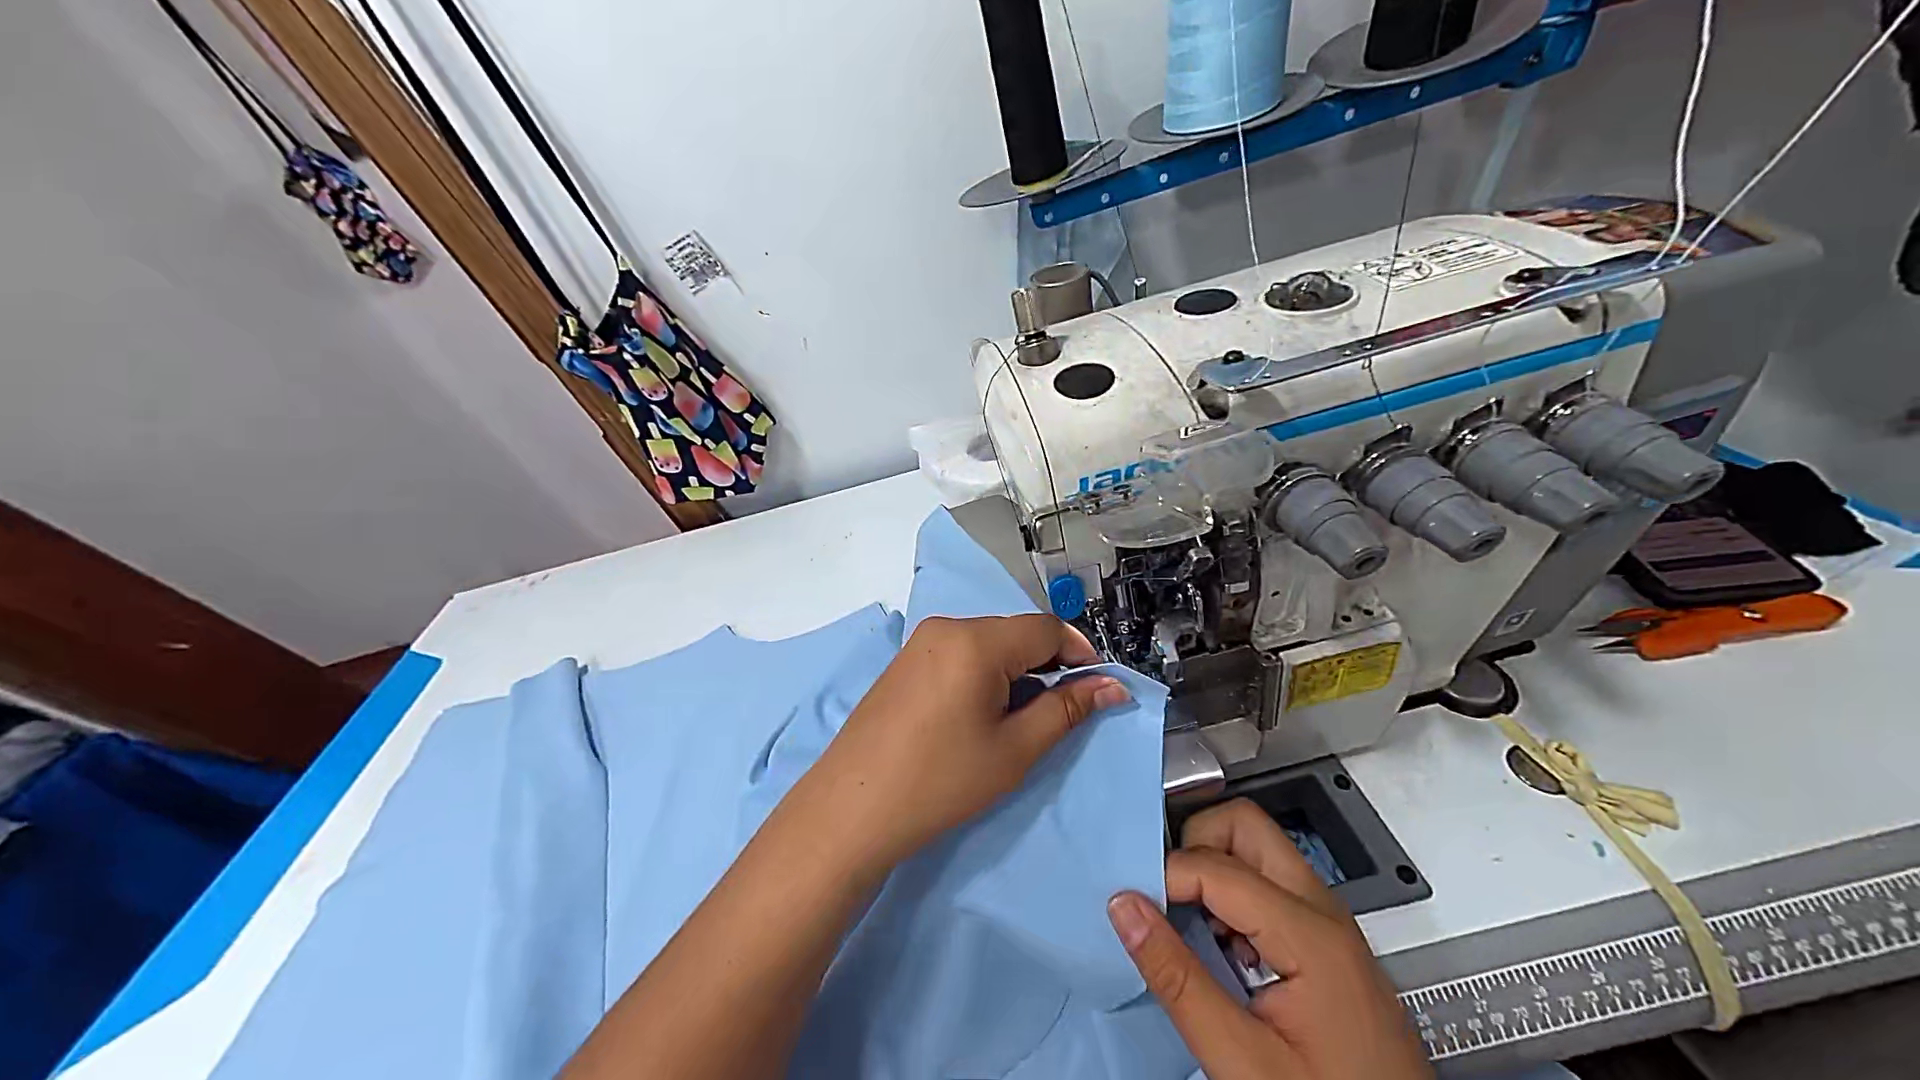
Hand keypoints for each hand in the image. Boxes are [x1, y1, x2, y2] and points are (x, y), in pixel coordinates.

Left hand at [796, 614, 1130, 869]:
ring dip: (1016, 671)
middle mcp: (947, 627)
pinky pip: (960, 653)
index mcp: (976, 640)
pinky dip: (984, 674)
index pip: (1048, 628)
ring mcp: (920, 642)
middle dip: (1047, 665)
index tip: (1097, 689)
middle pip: (1017, 632)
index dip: (1080, 655)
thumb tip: (1111, 686)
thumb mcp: (1014, 749)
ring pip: (989, 643)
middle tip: (1058, 713)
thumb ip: (1066, 709)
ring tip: (1017, 720)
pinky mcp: (905, 661)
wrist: (852, 808)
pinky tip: (980, 714)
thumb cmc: (940, 781)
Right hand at [1107, 800, 1432, 1079]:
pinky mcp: (1324, 937)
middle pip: (1243, 824)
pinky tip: (1217, 944)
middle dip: (1192, 845)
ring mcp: (1328, 921)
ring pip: (1254, 845)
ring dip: (1209, 866)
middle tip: (1163, 894)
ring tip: (1186, 923)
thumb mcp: (1244, 1062)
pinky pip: (1266, 878)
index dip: (1162, 878)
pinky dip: (1228, 889)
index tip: (1134, 909)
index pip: (1214, 867)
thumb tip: (1125, 909)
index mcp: (1311, 936)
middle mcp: (1324, 912)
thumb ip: (1179, 980)